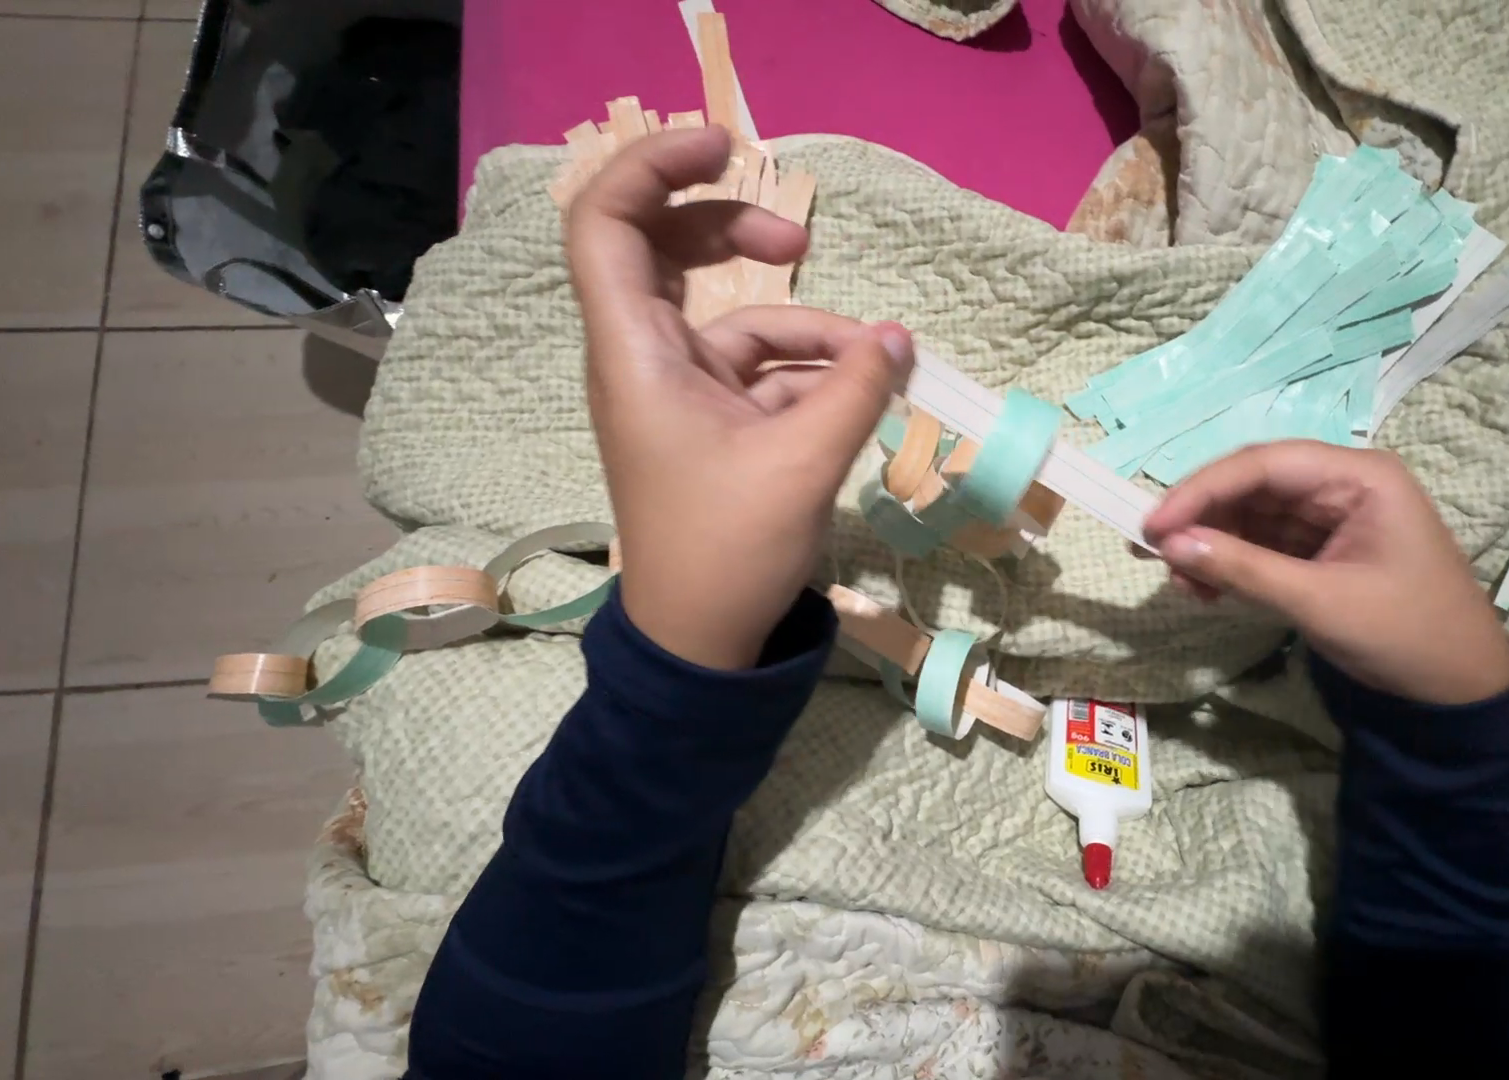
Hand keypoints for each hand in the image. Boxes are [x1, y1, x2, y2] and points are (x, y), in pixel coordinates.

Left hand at [566, 127, 914, 669]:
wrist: (704, 639)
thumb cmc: (729, 551)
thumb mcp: (802, 463)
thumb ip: (855, 389)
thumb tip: (899, 338)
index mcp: (637, 355)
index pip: (609, 224)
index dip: (654, 167)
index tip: (727, 148)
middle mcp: (651, 361)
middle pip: (670, 255)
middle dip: (738, 236)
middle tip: (798, 241)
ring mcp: (687, 395)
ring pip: (743, 327)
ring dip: (811, 335)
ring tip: (880, 364)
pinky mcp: (719, 427)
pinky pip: (768, 376)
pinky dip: (814, 376)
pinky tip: (862, 392)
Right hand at [1143, 441, 1508, 704]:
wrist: (1456, 689)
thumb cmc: (1405, 634)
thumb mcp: (1318, 601)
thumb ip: (1242, 568)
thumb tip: (1168, 544)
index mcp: (1358, 478)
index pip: (1263, 465)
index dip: (1201, 490)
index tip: (1153, 524)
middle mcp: (1338, 486)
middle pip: (1249, 486)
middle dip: (1199, 518)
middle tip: (1150, 550)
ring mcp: (1324, 517)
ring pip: (1246, 515)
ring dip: (1208, 544)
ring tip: (1179, 581)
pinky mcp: (1313, 548)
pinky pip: (1256, 543)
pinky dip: (1226, 563)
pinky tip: (1202, 588)